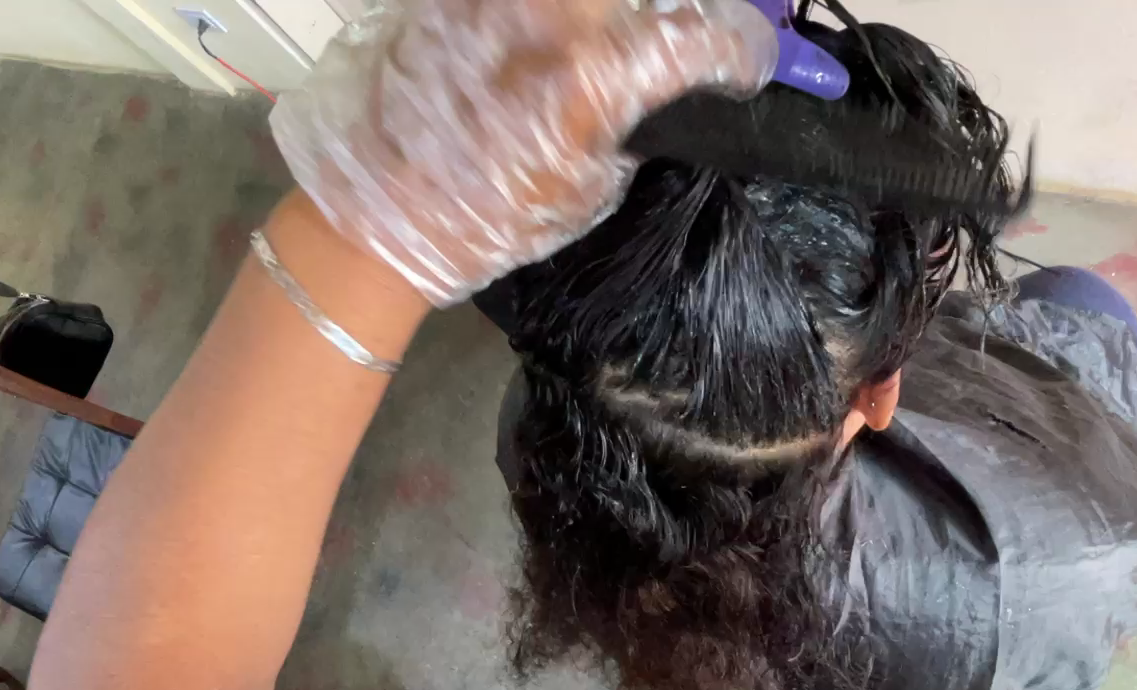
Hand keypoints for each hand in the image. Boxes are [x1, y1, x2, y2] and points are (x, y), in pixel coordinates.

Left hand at [270, 0, 776, 306]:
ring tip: (635, 31)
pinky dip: (571, 12)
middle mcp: (559, 7)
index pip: (708, 35)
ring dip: (625, 11)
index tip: (753, 64)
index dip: (746, 51)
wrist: (383, 207)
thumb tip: (658, 87)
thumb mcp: (584, 192)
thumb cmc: (485, 221)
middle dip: (688, 9)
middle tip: (693, 31)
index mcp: (597, 77)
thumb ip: (632, 125)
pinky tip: (568, 33)